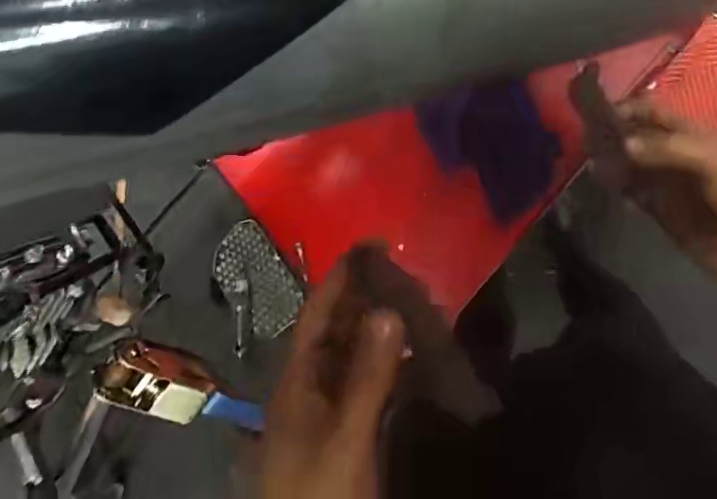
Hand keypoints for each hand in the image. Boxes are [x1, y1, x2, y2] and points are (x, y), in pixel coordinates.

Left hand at [259, 260, 405, 498]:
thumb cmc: (320, 495)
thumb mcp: (346, 437)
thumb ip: (368, 374)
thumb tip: (389, 308)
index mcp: (298, 377)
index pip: (319, 309)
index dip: (344, 273)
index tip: (376, 242)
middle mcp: (311, 384)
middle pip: (338, 328)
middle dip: (368, 296)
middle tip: (408, 272)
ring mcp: (329, 410)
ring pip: (355, 353)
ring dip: (382, 327)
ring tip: (417, 303)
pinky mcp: (348, 432)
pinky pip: (369, 383)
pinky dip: (391, 364)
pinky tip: (416, 355)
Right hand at [613, 99, 716, 296]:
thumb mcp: (716, 163)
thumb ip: (669, 149)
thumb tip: (624, 144)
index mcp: (692, 137)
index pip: (654, 113)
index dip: (630, 108)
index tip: (603, 112)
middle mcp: (675, 157)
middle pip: (637, 138)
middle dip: (614, 135)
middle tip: (589, 138)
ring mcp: (667, 185)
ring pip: (631, 166)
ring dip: (613, 162)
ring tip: (595, 164)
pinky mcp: (661, 212)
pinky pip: (633, 196)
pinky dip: (620, 190)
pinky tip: (612, 189)